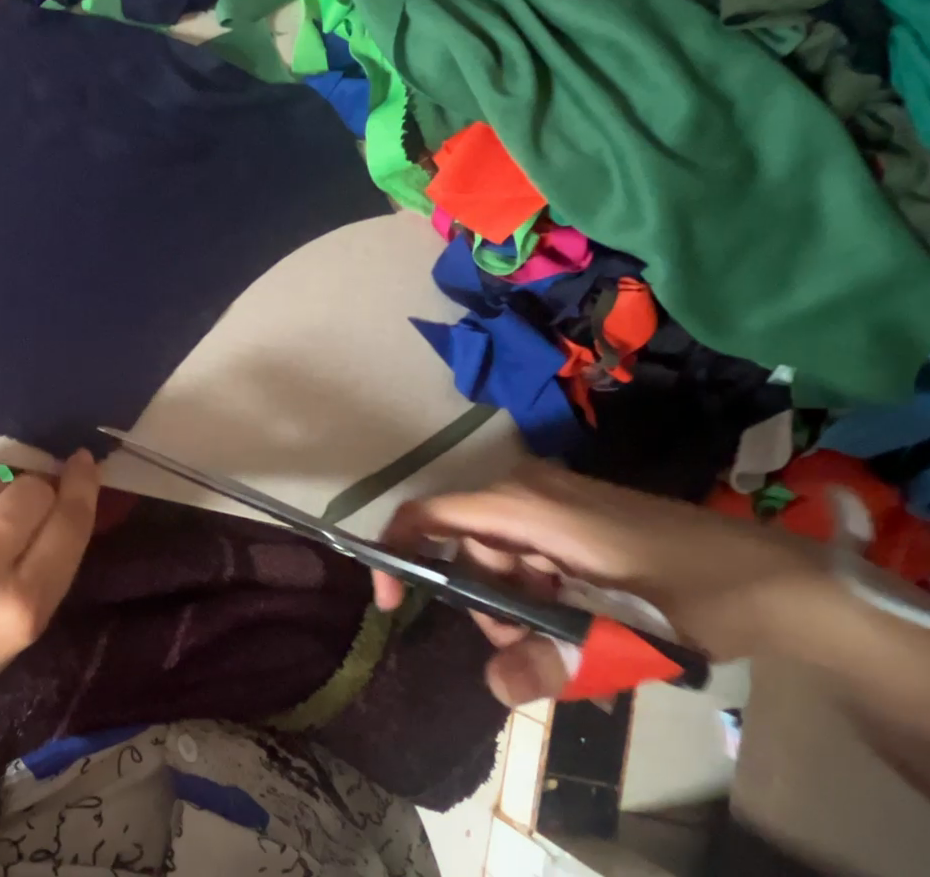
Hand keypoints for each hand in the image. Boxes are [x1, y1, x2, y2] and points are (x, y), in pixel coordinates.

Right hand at [375, 462, 830, 706]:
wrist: (785, 581)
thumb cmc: (699, 598)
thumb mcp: (628, 639)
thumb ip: (556, 660)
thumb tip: (494, 688)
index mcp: (527, 505)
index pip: (430, 516)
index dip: (396, 553)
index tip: (391, 603)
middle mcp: (528, 489)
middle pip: (464, 546)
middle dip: (483, 601)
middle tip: (525, 647)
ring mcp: (553, 498)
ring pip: (496, 553)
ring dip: (514, 603)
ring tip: (566, 641)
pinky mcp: (573, 514)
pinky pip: (526, 550)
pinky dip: (538, 590)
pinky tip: (580, 620)